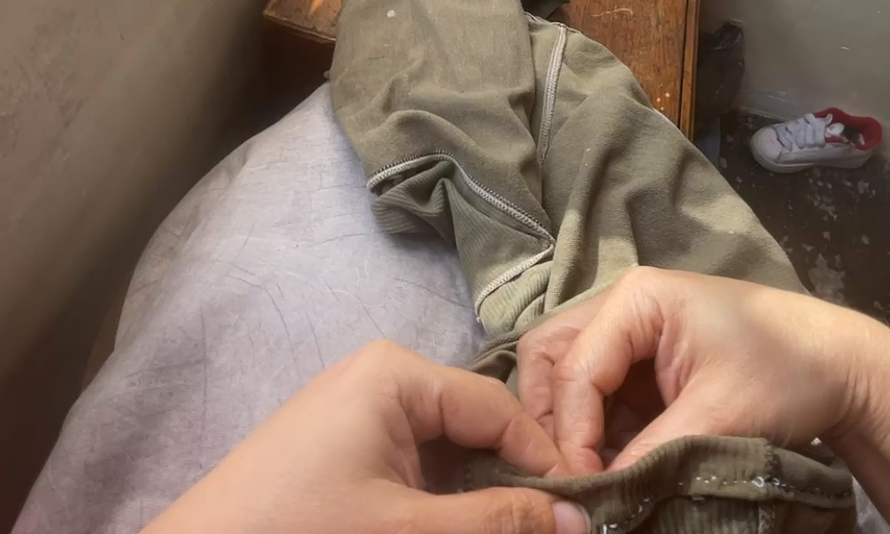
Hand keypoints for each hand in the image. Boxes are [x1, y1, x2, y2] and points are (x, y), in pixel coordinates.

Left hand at [146, 340, 588, 533]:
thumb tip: (582, 523)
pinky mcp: (341, 438)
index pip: (495, 406)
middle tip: (546, 531)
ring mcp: (358, 404)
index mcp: (398, 372)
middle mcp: (382, 373)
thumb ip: (497, 523)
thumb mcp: (409, 531)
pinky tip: (448, 525)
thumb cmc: (305, 531)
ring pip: (442, 446)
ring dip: (473, 494)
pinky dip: (436, 496)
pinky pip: (409, 458)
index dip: (542, 461)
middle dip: (508, 481)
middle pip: (470, 424)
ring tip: (502, 529)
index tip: (584, 515)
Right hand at [517, 267, 889, 474]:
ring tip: (585, 477)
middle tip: (565, 476)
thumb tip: (601, 506)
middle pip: (549, 352)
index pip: (575, 367)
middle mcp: (619, 306)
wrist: (838, 366)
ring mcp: (627, 332)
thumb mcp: (719, 416)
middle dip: (548, 416)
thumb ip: (653, 456)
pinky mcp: (639, 361)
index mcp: (634, 299)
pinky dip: (591, 431)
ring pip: (564, 371)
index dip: (571, 434)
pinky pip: (595, 392)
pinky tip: (608, 468)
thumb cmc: (783, 373)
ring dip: (565, 425)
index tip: (587, 494)